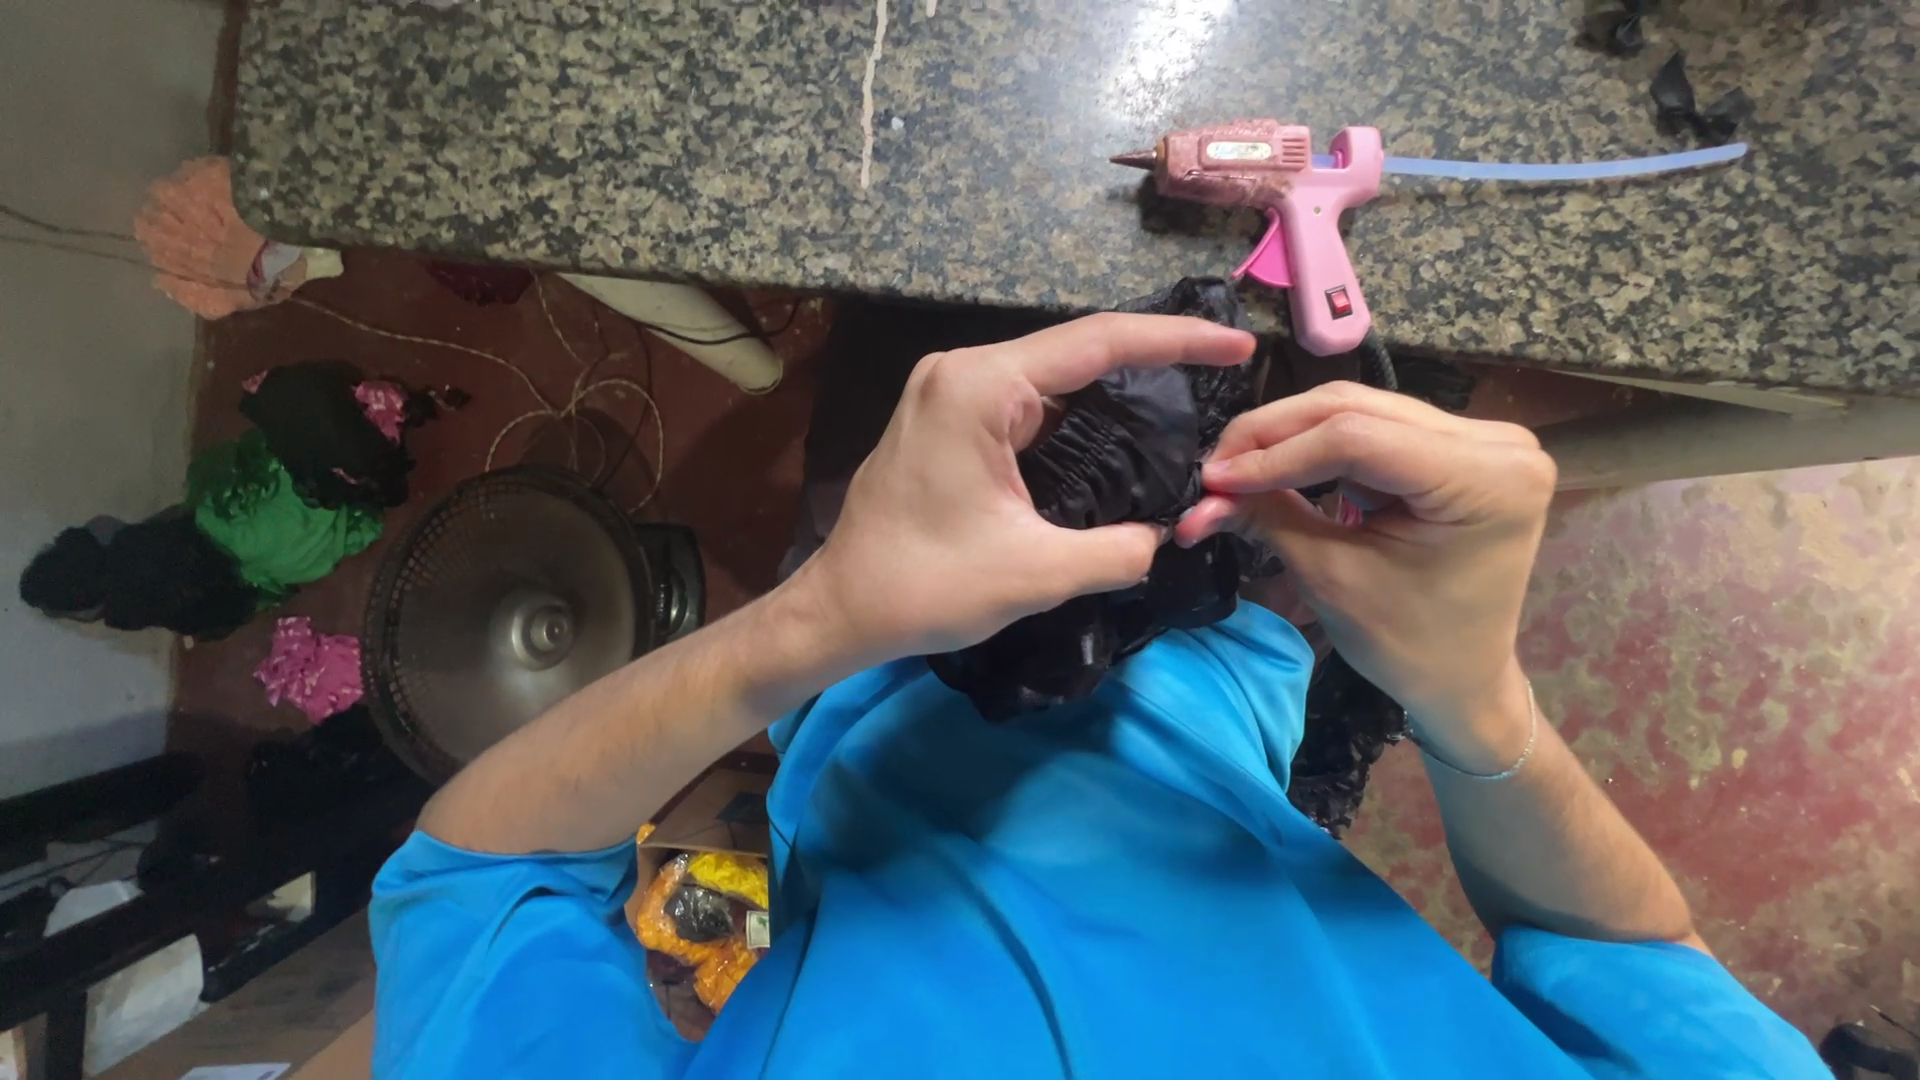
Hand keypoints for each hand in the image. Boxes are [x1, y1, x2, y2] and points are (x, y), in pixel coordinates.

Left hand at [789, 313, 1254, 663]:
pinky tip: (1111, 448)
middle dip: (1148, 369)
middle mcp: (961, 372)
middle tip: (1217, 388)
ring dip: (1108, 402)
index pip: (1097, 343)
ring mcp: (948, 393)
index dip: (1176, 341)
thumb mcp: (1037, 573)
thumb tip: (1165, 535)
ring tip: (1178, 420)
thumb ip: (1119, 550)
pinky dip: (1070, 425)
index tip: (1238, 346)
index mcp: (979, 387)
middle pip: (1074, 355)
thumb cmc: (925, 587)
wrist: (842, 608)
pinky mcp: (945, 420)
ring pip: (1049, 383)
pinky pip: (1023, 408)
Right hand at [1174, 382, 1554, 765]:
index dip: (1274, 455)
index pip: (1356, 439)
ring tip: (1232, 466)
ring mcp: (1478, 438)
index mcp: (1486, 479)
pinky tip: (1271, 464)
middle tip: (1213, 468)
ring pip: (1355, 407)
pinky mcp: (1452, 445)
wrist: (1460, 676)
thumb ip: (1267, 518)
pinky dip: (1310, 444)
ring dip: (1284, 435)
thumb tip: (1198, 496)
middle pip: (1354, 408)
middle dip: (1270, 435)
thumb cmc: (1407, 643)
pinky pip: (1366, 425)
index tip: (1212, 480)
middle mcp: (1494, 441)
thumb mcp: (1330, 577)